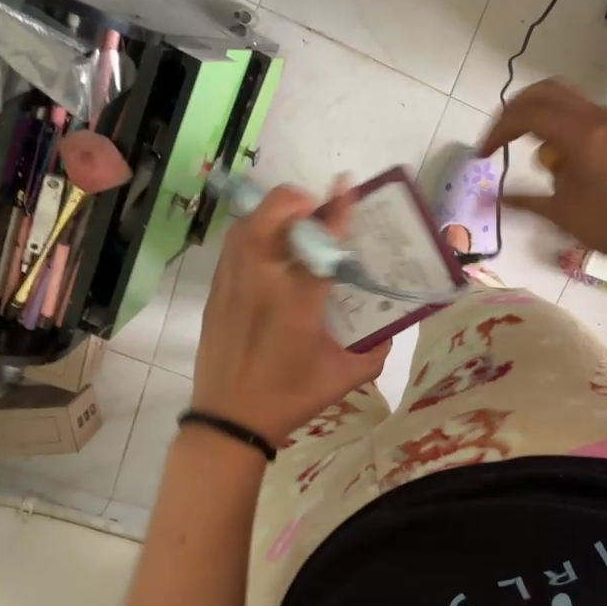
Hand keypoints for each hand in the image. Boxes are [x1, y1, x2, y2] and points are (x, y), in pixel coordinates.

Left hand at [191, 184, 389, 445]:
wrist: (232, 419)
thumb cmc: (292, 399)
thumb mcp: (346, 377)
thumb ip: (376, 349)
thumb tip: (390, 326)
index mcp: (299, 304)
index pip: (321, 246)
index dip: (337, 212)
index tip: (346, 187)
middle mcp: (263, 284)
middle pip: (273, 219)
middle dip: (297, 201)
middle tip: (315, 209)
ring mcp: (234, 285)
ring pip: (248, 226)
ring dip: (272, 213)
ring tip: (293, 220)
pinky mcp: (216, 292)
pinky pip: (233, 247)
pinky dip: (253, 234)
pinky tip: (270, 248)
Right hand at [481, 79, 606, 281]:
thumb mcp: (564, 216)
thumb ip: (527, 200)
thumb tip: (498, 196)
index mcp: (581, 132)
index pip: (527, 113)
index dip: (499, 130)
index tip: (484, 154)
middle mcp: (600, 117)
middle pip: (547, 93)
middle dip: (517, 112)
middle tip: (500, 139)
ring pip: (569, 104)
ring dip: (544, 121)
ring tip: (536, 161)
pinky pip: (587, 119)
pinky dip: (565, 131)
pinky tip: (565, 167)